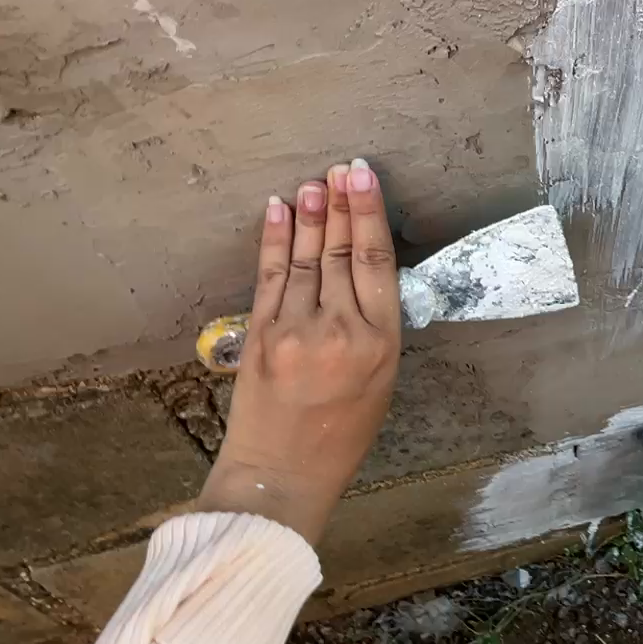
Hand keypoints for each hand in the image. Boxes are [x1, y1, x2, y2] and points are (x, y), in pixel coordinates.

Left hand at [195, 160, 401, 544]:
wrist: (283, 476)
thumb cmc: (344, 432)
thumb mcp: (382, 378)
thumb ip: (375, 325)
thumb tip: (363, 272)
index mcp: (379, 341)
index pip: (375, 263)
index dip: (369, 215)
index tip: (365, 179)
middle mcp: (339, 328)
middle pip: (341, 253)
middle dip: (341, 205)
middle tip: (343, 167)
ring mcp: (295, 330)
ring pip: (307, 259)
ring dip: (310, 215)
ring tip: (315, 181)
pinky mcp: (259, 335)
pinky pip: (270, 277)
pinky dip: (275, 241)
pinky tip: (280, 210)